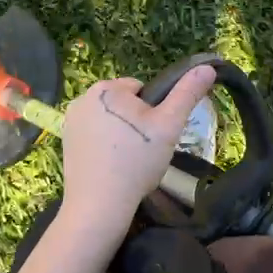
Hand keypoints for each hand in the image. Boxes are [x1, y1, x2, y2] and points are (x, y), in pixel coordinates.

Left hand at [0, 67, 216, 272]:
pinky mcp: (65, 141)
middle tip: (142, 151)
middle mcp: (83, 97)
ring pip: (109, 119)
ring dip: (120, 133)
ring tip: (127, 161)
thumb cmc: (137, 162)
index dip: (152, 112)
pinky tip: (110, 166)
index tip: (152, 136)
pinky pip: (94, 134)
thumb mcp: (169, 125)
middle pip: (123, 103)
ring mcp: (70, 120)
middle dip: (135, 122)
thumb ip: (187, 93)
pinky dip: (104, 145)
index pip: (140, 90)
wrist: (99, 205)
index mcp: (107, 88)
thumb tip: (208, 68)